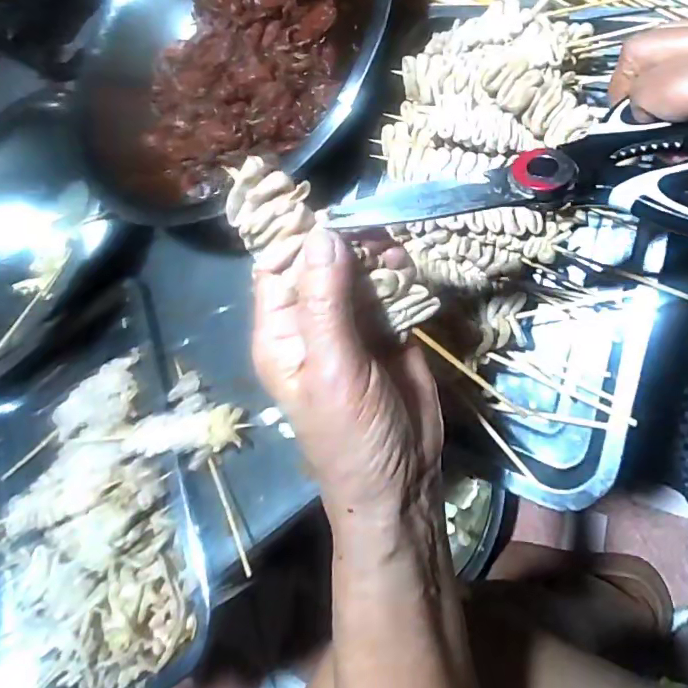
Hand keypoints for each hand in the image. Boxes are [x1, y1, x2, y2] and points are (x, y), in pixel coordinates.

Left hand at [251, 227, 443, 534]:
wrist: (404, 478)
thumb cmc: (352, 434)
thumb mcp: (334, 370)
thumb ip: (327, 303)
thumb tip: (323, 234)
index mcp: (283, 332)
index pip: (278, 267)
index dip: (297, 236)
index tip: (329, 210)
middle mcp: (314, 321)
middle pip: (323, 262)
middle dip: (347, 241)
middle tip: (376, 229)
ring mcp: (352, 323)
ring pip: (358, 270)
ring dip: (376, 253)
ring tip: (396, 249)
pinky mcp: (387, 327)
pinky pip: (389, 287)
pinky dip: (399, 272)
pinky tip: (409, 267)